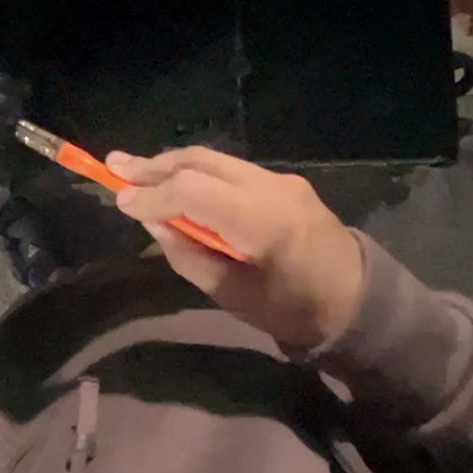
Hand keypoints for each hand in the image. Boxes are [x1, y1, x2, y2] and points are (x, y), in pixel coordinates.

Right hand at [108, 147, 362, 347]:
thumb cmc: (292, 312)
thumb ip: (187, 253)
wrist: (357, 301)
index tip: (120, 201)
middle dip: (155, 166)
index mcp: (262, 223)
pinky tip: (175, 182)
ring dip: (173, 165)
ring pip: (214, 160)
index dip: (152, 194)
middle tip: (114, 166)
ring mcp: (281, 179)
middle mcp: (272, 188)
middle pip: (201, 163)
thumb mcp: (231, 296)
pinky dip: (197, 173)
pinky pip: (230, 170)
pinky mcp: (284, 181)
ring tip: (135, 170)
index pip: (193, 192)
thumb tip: (152, 219)